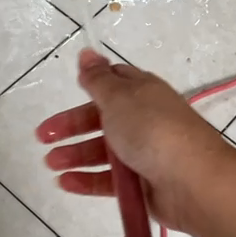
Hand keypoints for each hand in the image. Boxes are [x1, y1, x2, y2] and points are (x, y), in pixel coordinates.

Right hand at [34, 49, 235, 234]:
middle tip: (42, 136)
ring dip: (74, 155)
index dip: (92, 85)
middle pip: (102, 119)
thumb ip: (98, 79)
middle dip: (72, 125)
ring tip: (50, 163)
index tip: (70, 90)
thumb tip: (87, 52)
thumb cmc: (153, 130)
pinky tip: (64, 183)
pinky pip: (109, 181)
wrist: (193, 181)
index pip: (114, 82)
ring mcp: (144, 153)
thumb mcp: (119, 98)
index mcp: (142, 92)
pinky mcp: (142, 185)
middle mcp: (144, 120)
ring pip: (102, 151)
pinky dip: (86, 180)